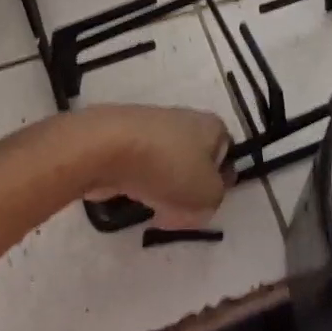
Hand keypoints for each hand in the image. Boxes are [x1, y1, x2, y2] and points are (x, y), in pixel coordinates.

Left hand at [75, 105, 233, 227]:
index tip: (203, 206)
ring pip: (164, 167)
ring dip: (160, 189)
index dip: (218, 185)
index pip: (226, 156)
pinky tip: (126, 195)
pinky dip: (134, 184)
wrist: (105, 148)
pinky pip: (136, 168)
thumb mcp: (208, 196)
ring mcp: (150, 127)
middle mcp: (184, 119)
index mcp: (212, 126)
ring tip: (148, 205)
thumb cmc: (168, 168)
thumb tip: (197, 198)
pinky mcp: (121, 139)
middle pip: (193, 164)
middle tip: (177, 211)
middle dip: (186, 190)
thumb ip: (213, 200)